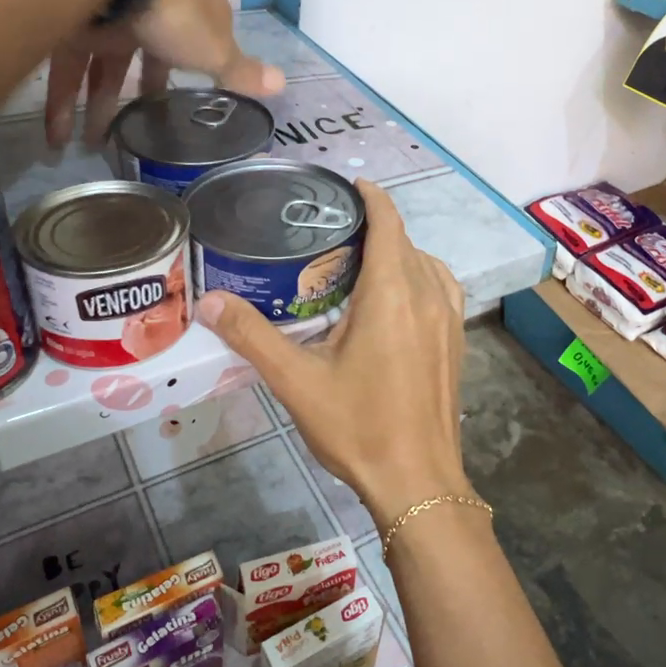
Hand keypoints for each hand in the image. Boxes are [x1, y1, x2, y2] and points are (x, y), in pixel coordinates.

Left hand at [45, 0, 284, 146]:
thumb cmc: (176, 11)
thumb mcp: (216, 48)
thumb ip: (240, 71)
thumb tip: (283, 83)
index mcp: (192, 13)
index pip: (197, 43)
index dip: (195, 72)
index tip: (186, 104)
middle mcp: (152, 12)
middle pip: (145, 60)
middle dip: (138, 99)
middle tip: (132, 136)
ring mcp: (110, 16)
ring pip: (103, 69)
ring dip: (96, 109)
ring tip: (88, 148)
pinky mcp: (72, 22)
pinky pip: (69, 69)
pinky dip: (62, 102)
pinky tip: (56, 135)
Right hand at [195, 180, 473, 525]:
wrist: (418, 481)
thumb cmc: (358, 426)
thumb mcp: (297, 381)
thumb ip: (252, 336)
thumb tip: (208, 301)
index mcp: (392, 292)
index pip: (388, 222)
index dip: (371, 196)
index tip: (346, 185)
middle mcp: (427, 294)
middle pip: (404, 242)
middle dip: (374, 228)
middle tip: (329, 234)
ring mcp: (449, 319)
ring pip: (426, 264)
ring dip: (398, 253)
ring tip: (359, 263)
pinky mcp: (456, 341)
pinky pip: (441, 288)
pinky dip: (419, 277)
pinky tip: (396, 299)